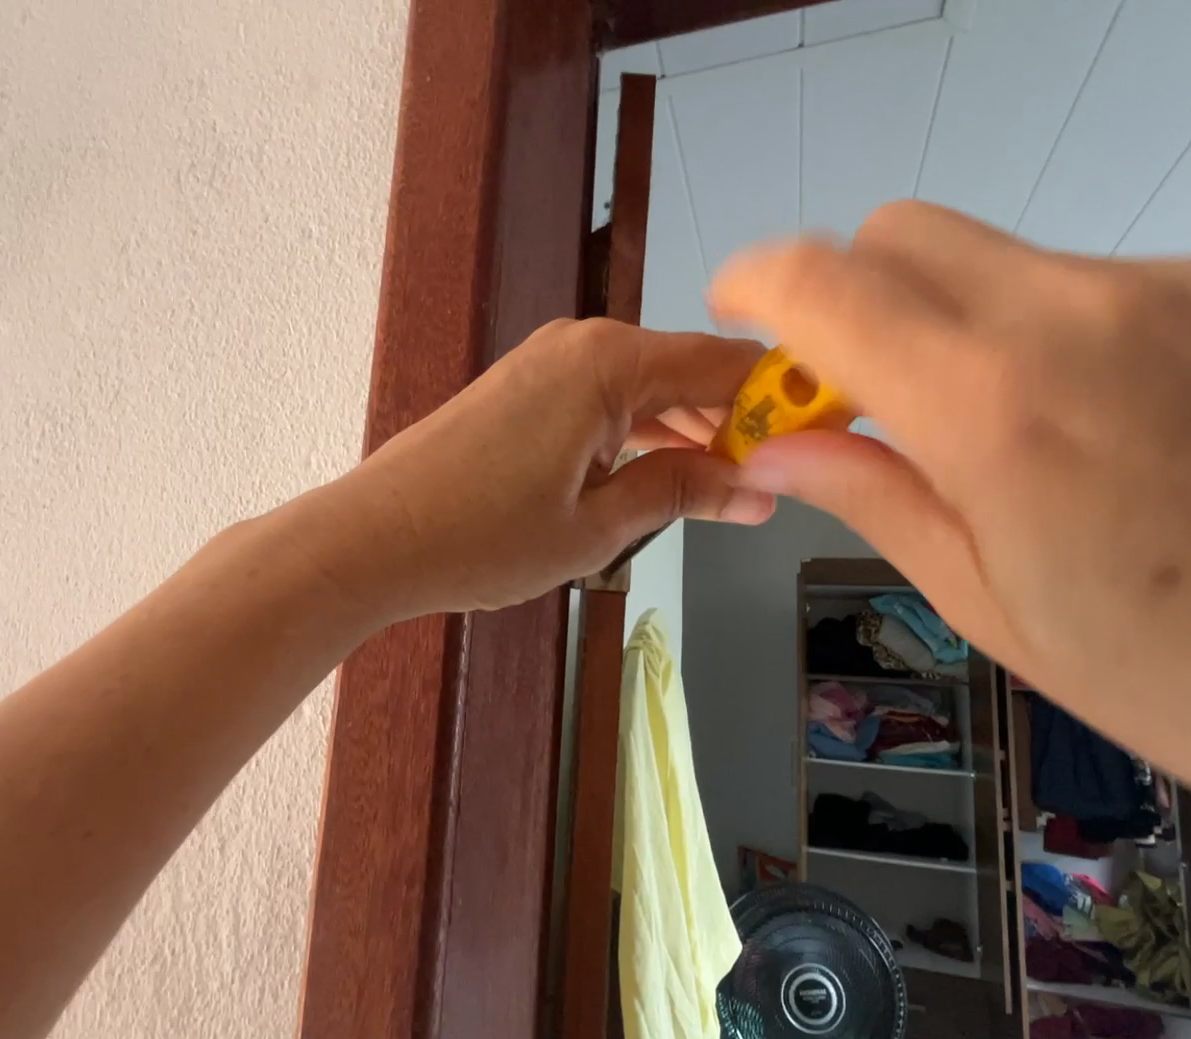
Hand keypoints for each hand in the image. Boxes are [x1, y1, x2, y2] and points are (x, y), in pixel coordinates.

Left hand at [312, 318, 775, 616]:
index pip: (726, 364)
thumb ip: (680, 491)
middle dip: (732, 424)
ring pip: (644, 391)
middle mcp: (580, 346)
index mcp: (610, 362)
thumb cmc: (478, 537)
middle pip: (685, 374)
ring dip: (685, 435)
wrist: (371, 539)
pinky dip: (636, 436)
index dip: (779, 399)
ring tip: (723, 491)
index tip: (819, 437)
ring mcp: (545, 365)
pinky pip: (601, 402)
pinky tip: (657, 475)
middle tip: (773, 481)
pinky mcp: (521, 392)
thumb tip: (752, 487)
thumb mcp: (597, 526)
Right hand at [712, 202, 1190, 890]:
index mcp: (997, 407)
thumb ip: (869, 496)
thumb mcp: (992, 606)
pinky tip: (1110, 429)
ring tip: (997, 437)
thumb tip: (769, 450)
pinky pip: (1102, 285)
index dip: (757, 284)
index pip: (827, 286)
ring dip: (950, 324)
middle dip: (844, 295)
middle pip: (903, 235)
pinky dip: (1051, 333)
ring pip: (1002, 261)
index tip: (736, 311)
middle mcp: (1087, 310)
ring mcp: (1189, 286)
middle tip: (849, 392)